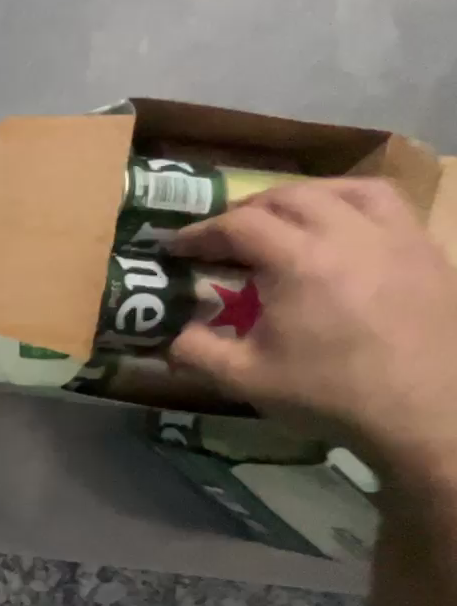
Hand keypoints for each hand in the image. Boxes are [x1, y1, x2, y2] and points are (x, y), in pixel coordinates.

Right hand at [168, 178, 456, 483]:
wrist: (431, 415)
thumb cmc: (330, 393)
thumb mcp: (241, 377)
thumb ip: (194, 349)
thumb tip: (175, 332)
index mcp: (301, 264)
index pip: (239, 225)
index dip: (199, 232)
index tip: (174, 247)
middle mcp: (352, 238)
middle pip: (291, 197)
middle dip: (245, 210)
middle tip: (221, 235)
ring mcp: (400, 242)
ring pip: (349, 190)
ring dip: (305, 197)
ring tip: (282, 219)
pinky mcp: (430, 256)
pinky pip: (392, 209)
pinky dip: (353, 207)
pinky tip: (338, 234)